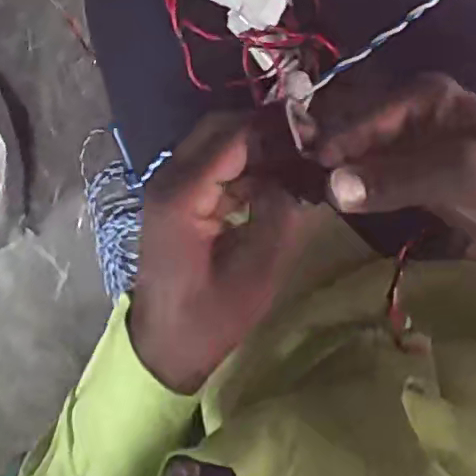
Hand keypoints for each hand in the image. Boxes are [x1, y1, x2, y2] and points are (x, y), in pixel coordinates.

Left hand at [129, 112, 320, 393]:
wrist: (162, 347)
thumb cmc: (208, 319)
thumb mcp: (256, 273)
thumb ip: (279, 215)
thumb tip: (299, 174)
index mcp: (181, 195)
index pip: (230, 137)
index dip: (272, 128)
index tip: (313, 130)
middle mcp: (169, 177)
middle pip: (219, 128)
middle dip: (264, 128)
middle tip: (308, 139)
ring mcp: (170, 184)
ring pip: (216, 140)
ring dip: (255, 143)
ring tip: (299, 156)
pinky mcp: (178, 194)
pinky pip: (214, 162)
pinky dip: (244, 163)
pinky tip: (277, 176)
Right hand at [311, 73, 475, 276]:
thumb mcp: (463, 174)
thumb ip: (395, 178)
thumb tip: (330, 186)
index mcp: (424, 97)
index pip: (359, 116)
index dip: (327, 143)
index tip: (295, 171)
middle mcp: (412, 117)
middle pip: (354, 133)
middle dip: (324, 158)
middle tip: (288, 184)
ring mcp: (415, 150)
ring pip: (361, 159)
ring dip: (335, 178)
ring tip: (299, 198)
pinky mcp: (419, 182)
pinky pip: (376, 182)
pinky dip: (355, 194)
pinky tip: (331, 208)